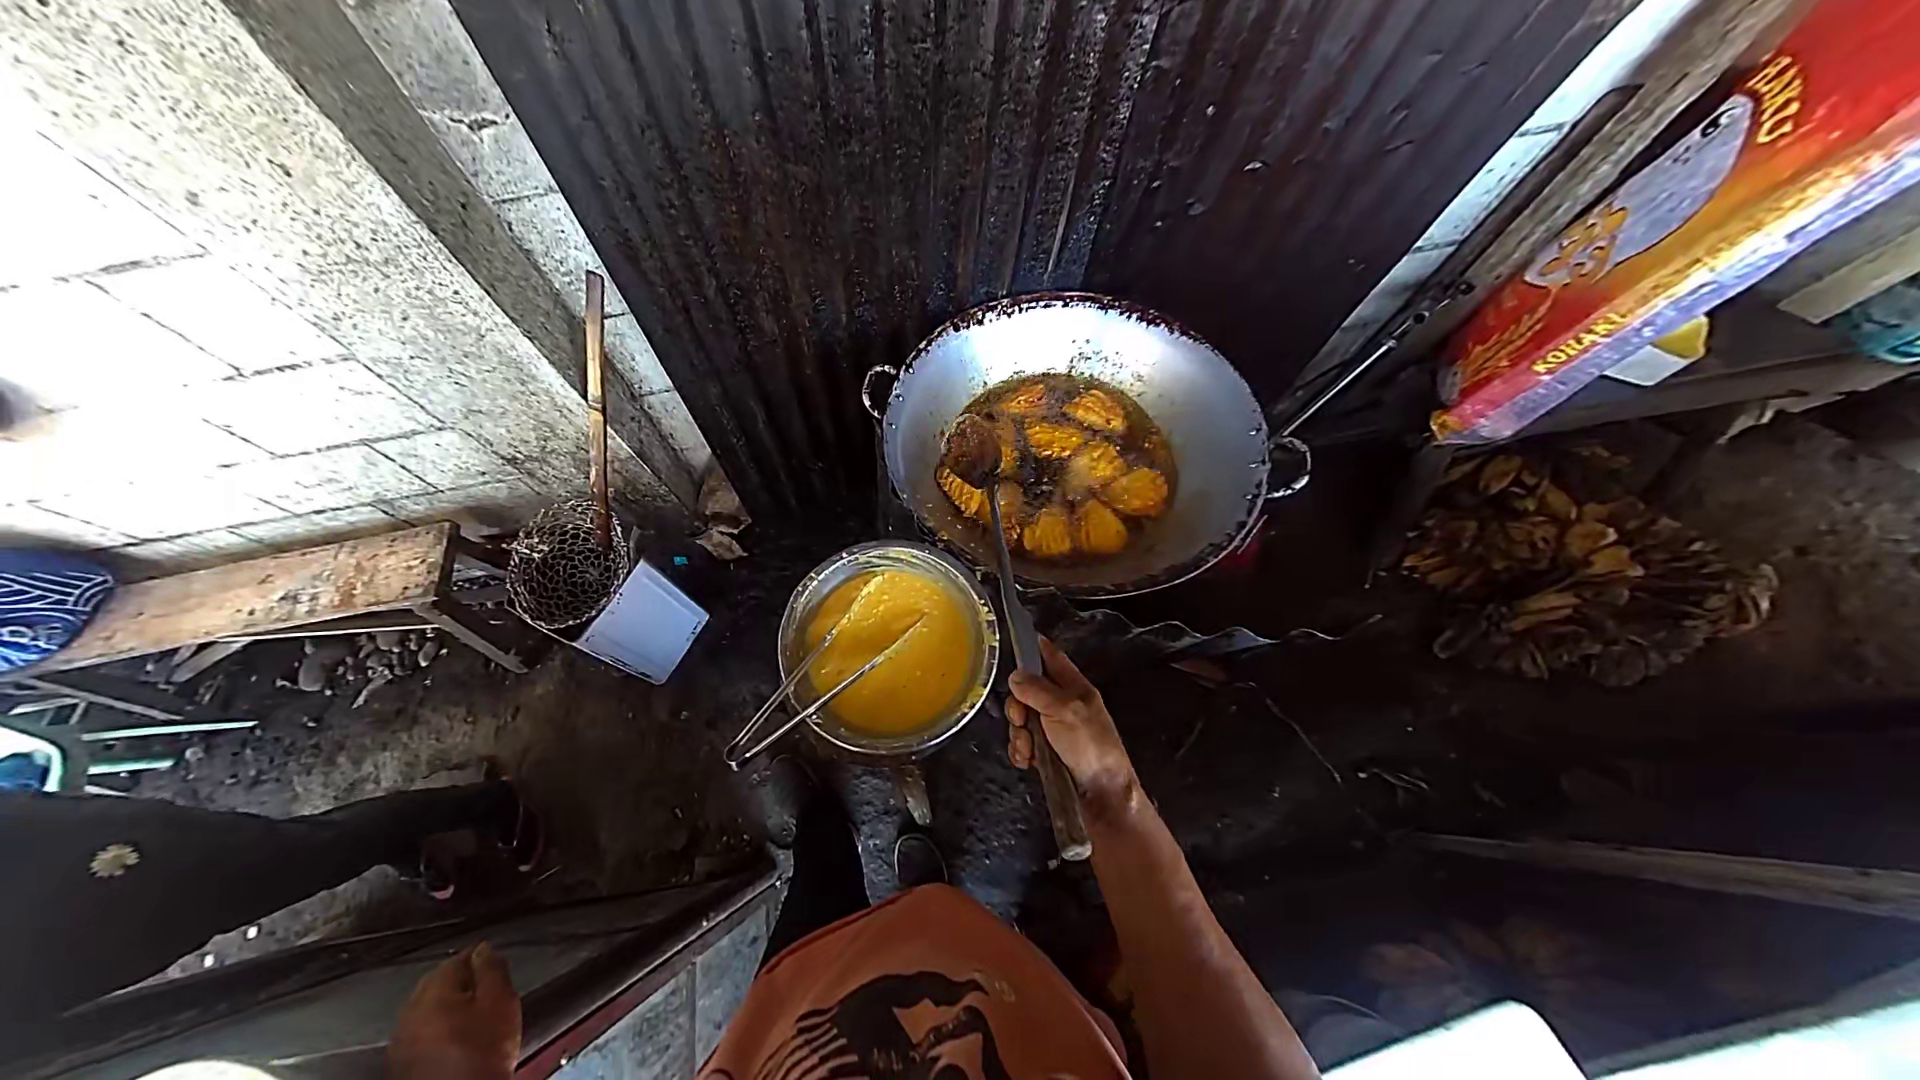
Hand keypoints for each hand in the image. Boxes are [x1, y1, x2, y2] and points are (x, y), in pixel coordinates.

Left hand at [388, 943, 520, 1079]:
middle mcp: (409, 1013)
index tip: (495, 960)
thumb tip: (483, 949)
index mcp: (433, 994)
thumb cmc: (484, 1049)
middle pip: (436, 981)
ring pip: (425, 1005)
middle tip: (487, 984)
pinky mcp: (400, 1062)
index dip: (479, 955)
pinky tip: (454, 1031)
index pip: (457, 959)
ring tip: (472, 1007)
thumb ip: (492, 969)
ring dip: (446, 1000)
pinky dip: (436, 1022)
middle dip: (460, 977)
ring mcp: (400, 1040)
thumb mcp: (500, 1001)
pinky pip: (419, 1028)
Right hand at [1006, 637, 1135, 805]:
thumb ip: (1037, 690)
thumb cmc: (1090, 746)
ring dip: (1019, 734)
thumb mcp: (1064, 710)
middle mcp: (1062, 704)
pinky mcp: (1046, 752)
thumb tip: (1015, 675)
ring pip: (1021, 720)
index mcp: (1073, 687)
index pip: (1050, 657)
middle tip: (1021, 719)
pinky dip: (1021, 751)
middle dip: (1017, 706)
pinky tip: (1029, 761)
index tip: (1013, 645)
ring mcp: (1053, 729)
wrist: (1102, 794)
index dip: (1033, 648)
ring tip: (1030, 748)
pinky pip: (1022, 743)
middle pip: (1026, 691)